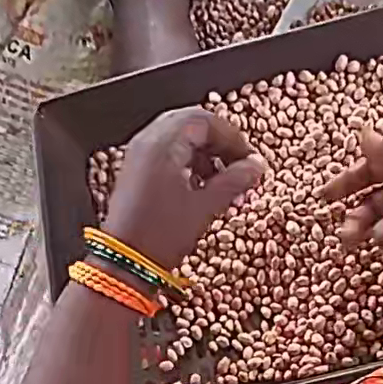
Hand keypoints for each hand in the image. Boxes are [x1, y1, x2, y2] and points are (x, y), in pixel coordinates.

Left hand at [102, 107, 265, 268]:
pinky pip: (165, 155)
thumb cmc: (162, 235)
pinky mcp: (134, 173)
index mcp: (164, 142)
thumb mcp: (205, 207)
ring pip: (178, 140)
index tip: (250, 160)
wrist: (126, 262)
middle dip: (218, 145)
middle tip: (237, 166)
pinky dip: (186, 164)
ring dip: (203, 155)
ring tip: (221, 182)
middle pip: (191, 126)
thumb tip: (256, 166)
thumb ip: (234, 181)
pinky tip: (199, 189)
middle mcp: (147, 141)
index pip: (205, 121)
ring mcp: (138, 156)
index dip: (233, 139)